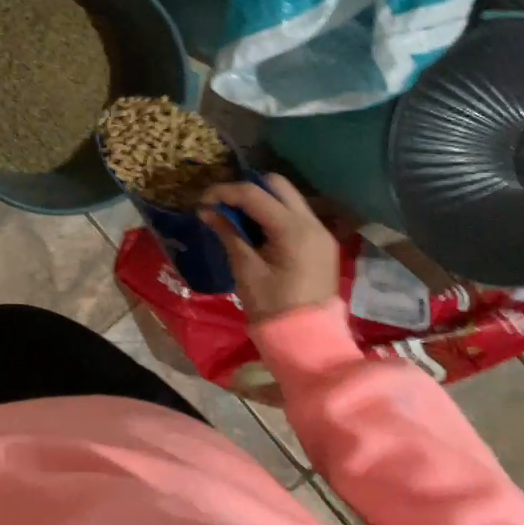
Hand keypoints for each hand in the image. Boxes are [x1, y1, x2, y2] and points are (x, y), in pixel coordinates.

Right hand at [199, 174, 338, 322]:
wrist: (309, 340)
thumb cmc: (272, 306)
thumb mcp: (246, 268)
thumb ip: (228, 233)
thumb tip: (206, 210)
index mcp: (294, 230)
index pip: (254, 194)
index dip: (224, 192)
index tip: (202, 202)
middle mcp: (313, 224)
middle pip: (277, 185)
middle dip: (246, 189)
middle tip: (223, 206)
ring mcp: (321, 233)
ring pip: (287, 197)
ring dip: (260, 200)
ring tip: (237, 217)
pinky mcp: (321, 243)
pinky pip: (295, 214)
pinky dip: (273, 213)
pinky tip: (256, 230)